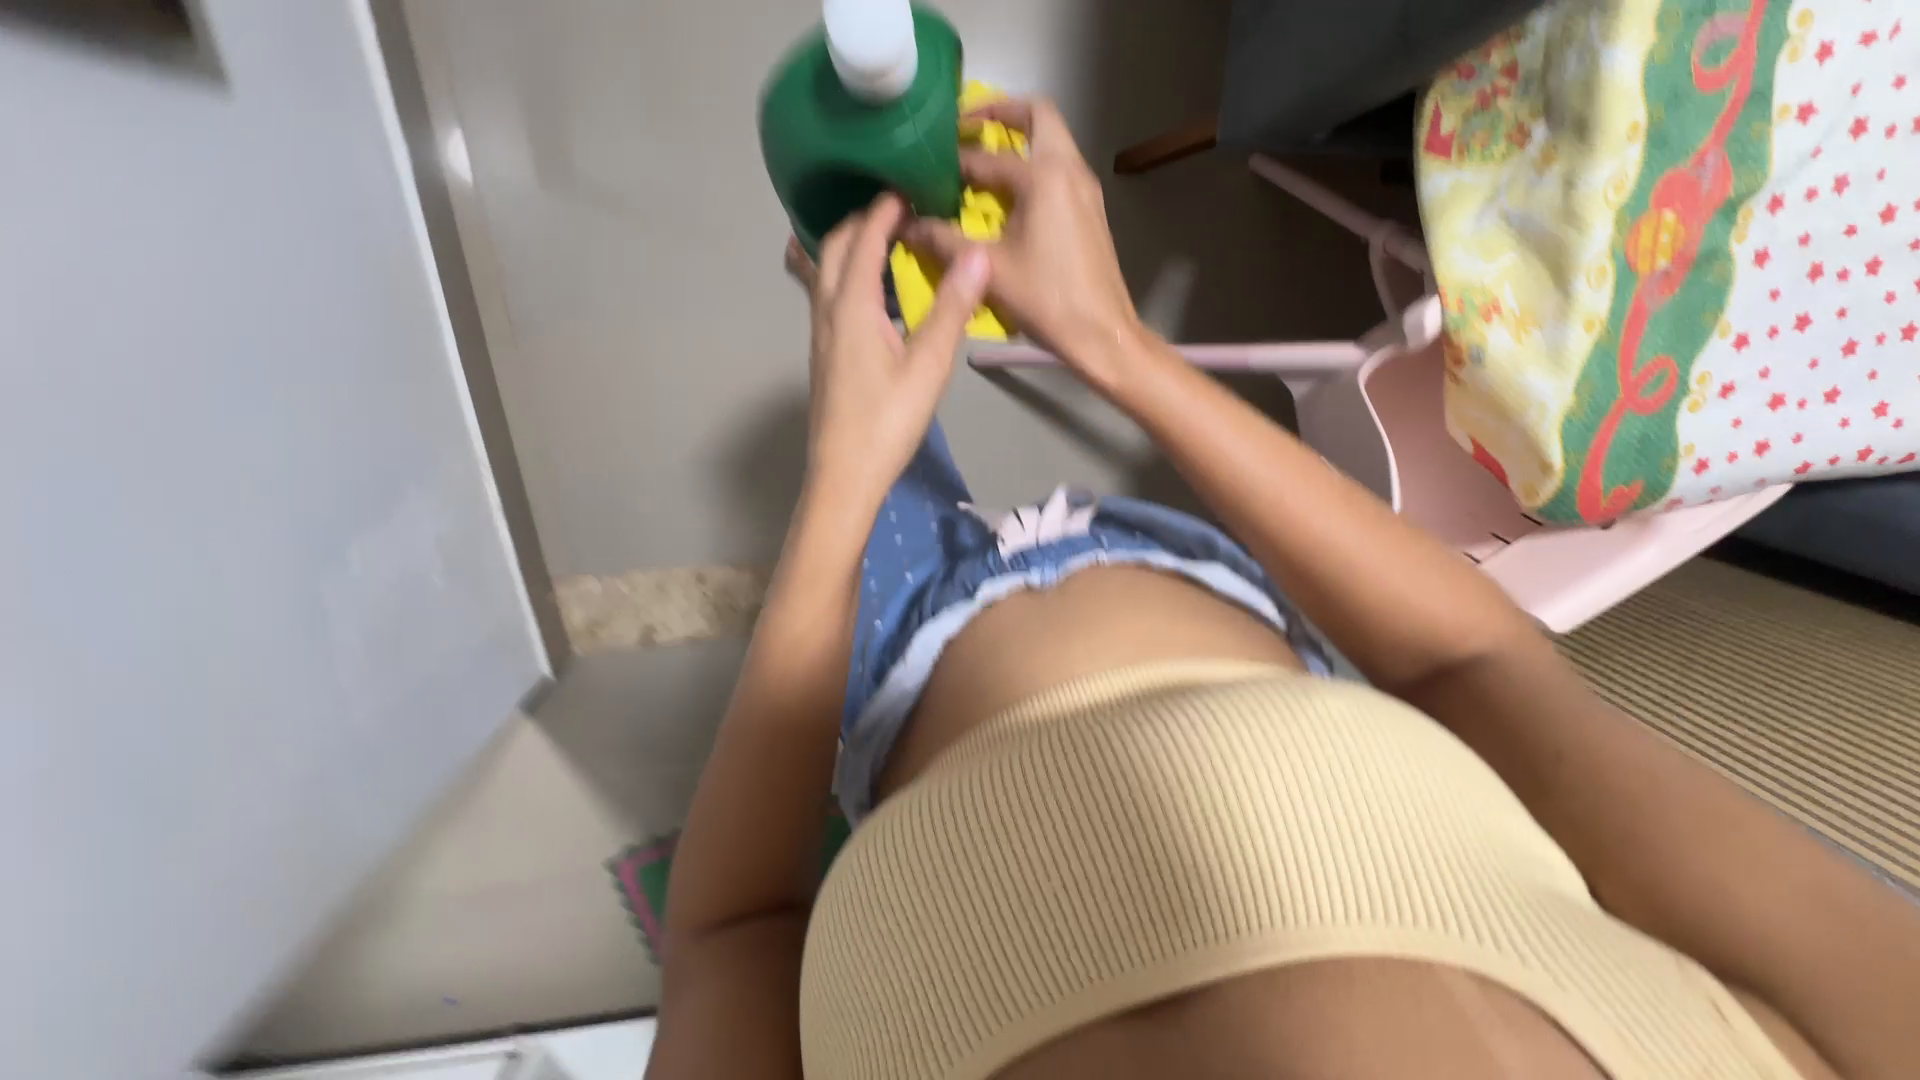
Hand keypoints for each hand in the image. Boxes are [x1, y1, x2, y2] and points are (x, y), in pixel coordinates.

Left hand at [801, 193, 989, 508]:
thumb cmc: (887, 422)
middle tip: (898, 208)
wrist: (844, 475)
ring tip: (884, 238)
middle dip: (860, 218)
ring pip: (823, 271)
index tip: (911, 184)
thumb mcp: (928, 366)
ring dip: (848, 245)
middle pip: (831, 246)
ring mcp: (820, 334)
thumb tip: (979, 256)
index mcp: (851, 305)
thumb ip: (951, 309)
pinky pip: (827, 295)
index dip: (885, 207)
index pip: (863, 236)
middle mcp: (827, 311)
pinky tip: (872, 291)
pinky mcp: (824, 354)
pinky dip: (845, 275)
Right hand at [903, 98, 1143, 389]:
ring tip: (981, 162)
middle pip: (1039, 116)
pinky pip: (1059, 170)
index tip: (928, 163)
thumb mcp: (988, 269)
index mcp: (1044, 176)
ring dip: (1019, 141)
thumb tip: (906, 226)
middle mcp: (1070, 170)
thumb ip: (944, 242)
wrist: (1102, 334)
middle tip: (966, 127)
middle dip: (1002, 113)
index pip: (990, 154)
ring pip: (1053, 143)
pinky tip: (1008, 197)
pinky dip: (1033, 168)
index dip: (955, 158)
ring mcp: (1085, 190)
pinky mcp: (1090, 211)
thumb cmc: (1046, 299)